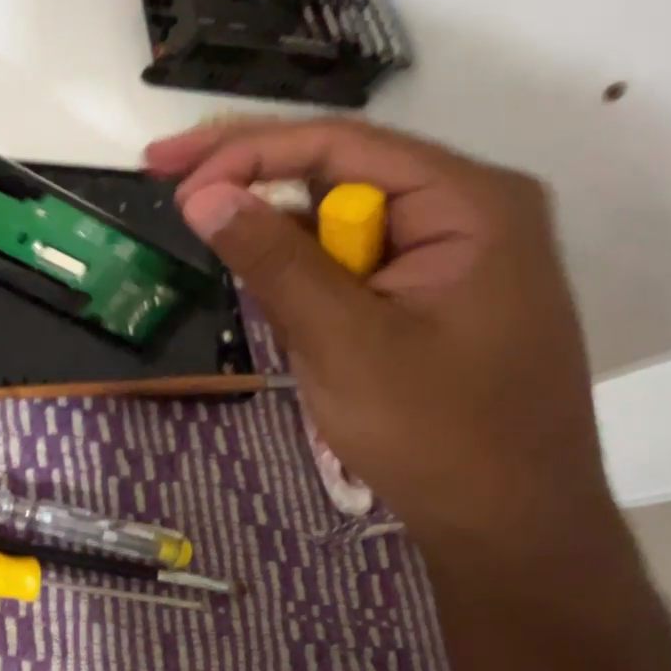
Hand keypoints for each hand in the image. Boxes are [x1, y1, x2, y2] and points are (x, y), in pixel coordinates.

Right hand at [145, 118, 608, 532]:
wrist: (506, 524)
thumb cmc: (436, 431)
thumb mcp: (342, 338)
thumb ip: (272, 259)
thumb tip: (199, 194)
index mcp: (468, 203)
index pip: (339, 146)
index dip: (244, 152)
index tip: (169, 176)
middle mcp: (464, 209)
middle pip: (336, 169)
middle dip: (248, 173)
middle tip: (163, 173)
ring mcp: (447, 251)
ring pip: (335, 215)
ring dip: (267, 222)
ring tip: (197, 218)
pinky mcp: (425, 290)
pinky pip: (346, 257)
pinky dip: (294, 263)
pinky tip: (252, 269)